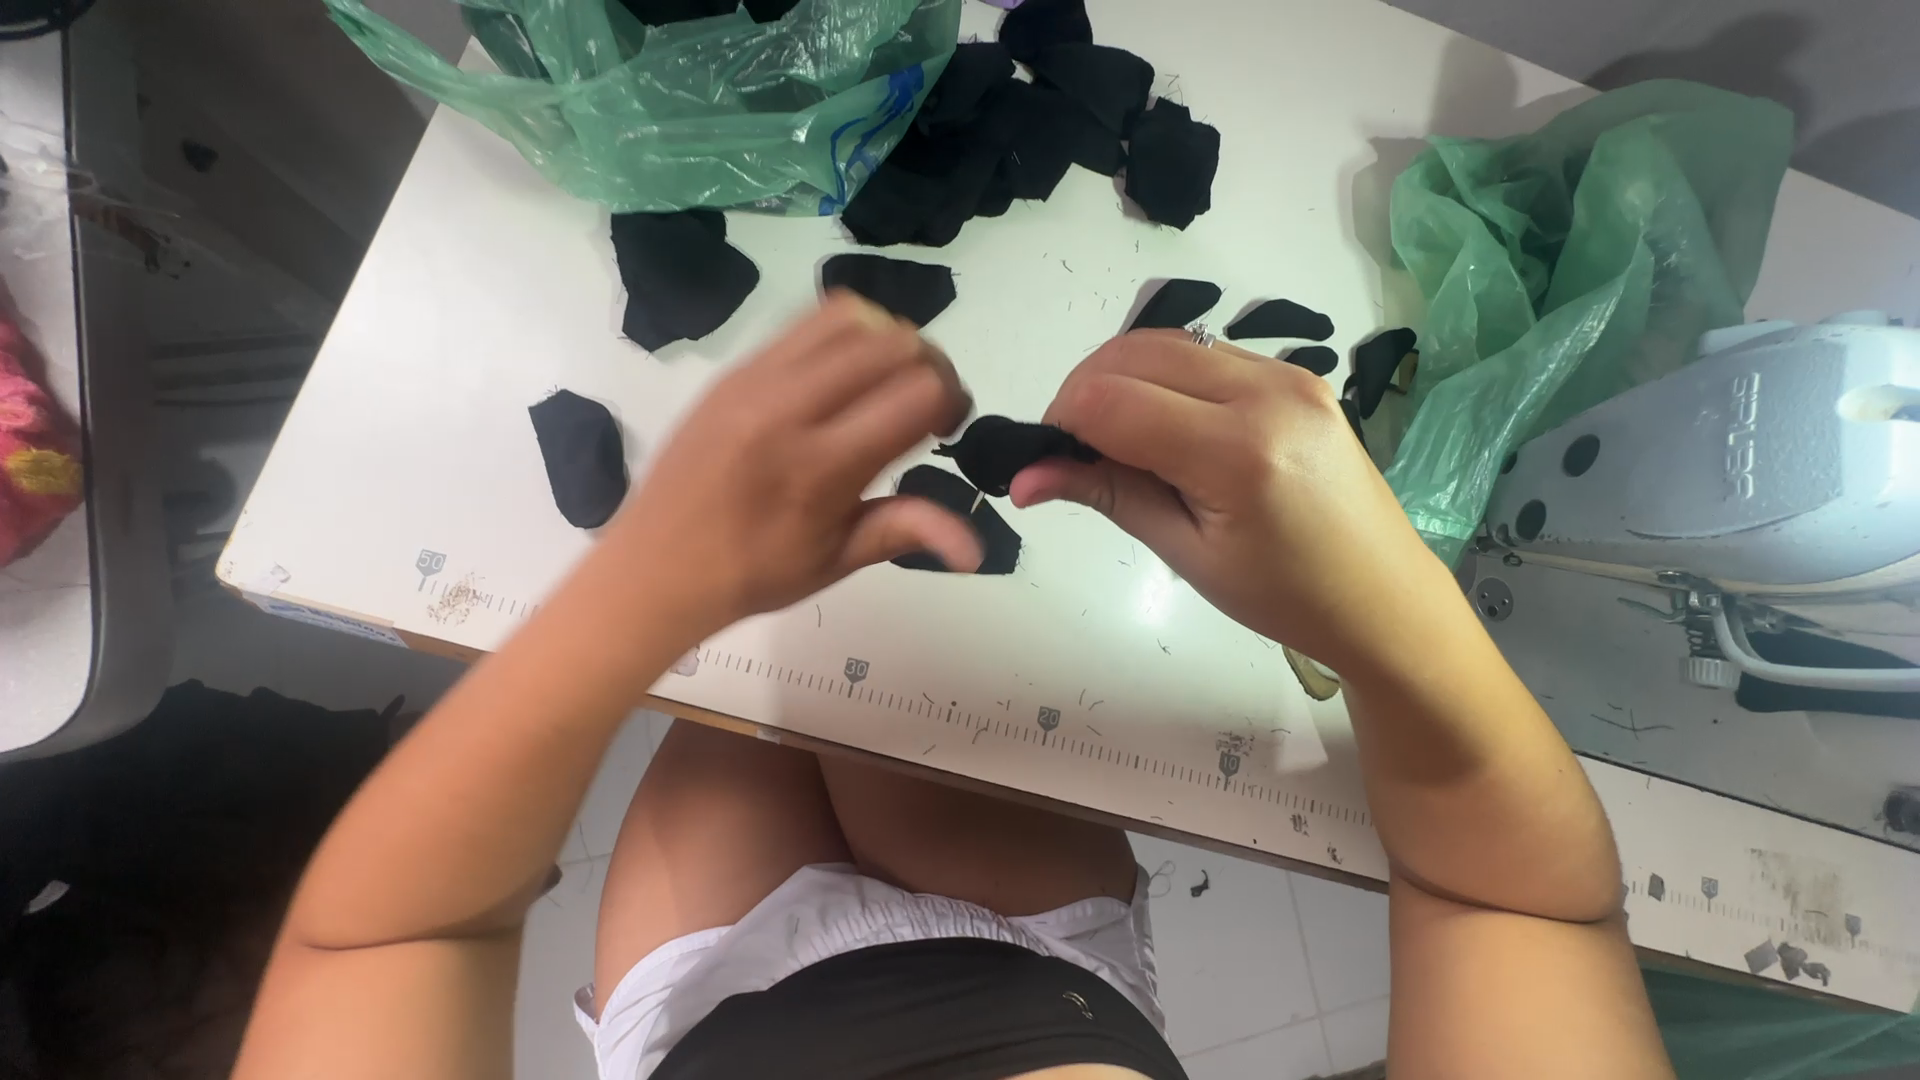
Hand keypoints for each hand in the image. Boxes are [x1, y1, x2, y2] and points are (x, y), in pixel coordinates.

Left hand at [599, 294, 978, 635]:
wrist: (654, 566)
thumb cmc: (752, 574)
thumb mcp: (836, 560)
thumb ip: (908, 530)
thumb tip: (978, 549)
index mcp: (823, 467)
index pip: (917, 395)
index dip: (952, 400)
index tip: (947, 428)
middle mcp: (791, 408)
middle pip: (894, 344)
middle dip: (931, 366)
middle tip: (927, 403)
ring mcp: (756, 379)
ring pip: (852, 318)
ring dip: (889, 341)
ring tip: (887, 381)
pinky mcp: (735, 369)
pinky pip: (805, 321)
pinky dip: (845, 331)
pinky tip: (845, 371)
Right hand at [1010, 331, 1453, 675]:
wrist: (1382, 596)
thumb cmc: (1282, 596)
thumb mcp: (1185, 552)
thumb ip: (1107, 495)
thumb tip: (1023, 479)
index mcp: (1237, 451)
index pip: (1111, 402)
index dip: (1060, 423)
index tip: (1046, 462)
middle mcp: (1265, 391)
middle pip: (1132, 353)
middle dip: (1082, 393)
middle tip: (1074, 451)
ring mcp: (1288, 374)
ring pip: (1166, 342)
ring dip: (1120, 380)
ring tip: (1117, 441)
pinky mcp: (1296, 375)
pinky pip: (1204, 354)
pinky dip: (1162, 377)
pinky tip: (1164, 426)